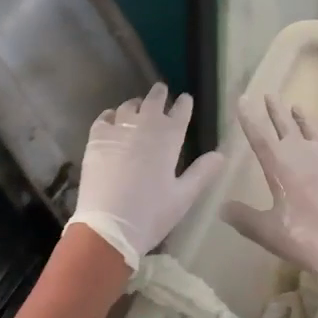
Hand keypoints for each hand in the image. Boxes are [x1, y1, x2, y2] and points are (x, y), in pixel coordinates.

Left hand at [67, 84, 225, 269]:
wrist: (108, 226)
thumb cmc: (151, 214)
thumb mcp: (183, 197)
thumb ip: (202, 172)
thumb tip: (221, 154)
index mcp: (169, 137)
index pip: (181, 111)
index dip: (184, 103)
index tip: (185, 99)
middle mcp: (145, 124)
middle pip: (154, 99)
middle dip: (160, 94)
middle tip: (161, 91)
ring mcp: (119, 128)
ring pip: (129, 105)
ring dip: (136, 105)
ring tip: (137, 109)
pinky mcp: (97, 136)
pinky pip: (105, 116)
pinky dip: (111, 116)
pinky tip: (112, 121)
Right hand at [219, 94, 317, 285]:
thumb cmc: (303, 237)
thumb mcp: (267, 231)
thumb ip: (244, 217)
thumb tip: (222, 207)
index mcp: (279, 165)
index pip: (259, 135)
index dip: (249, 117)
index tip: (244, 98)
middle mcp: (302, 154)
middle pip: (285, 126)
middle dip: (275, 110)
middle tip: (270, 94)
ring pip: (312, 131)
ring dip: (303, 119)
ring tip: (297, 106)